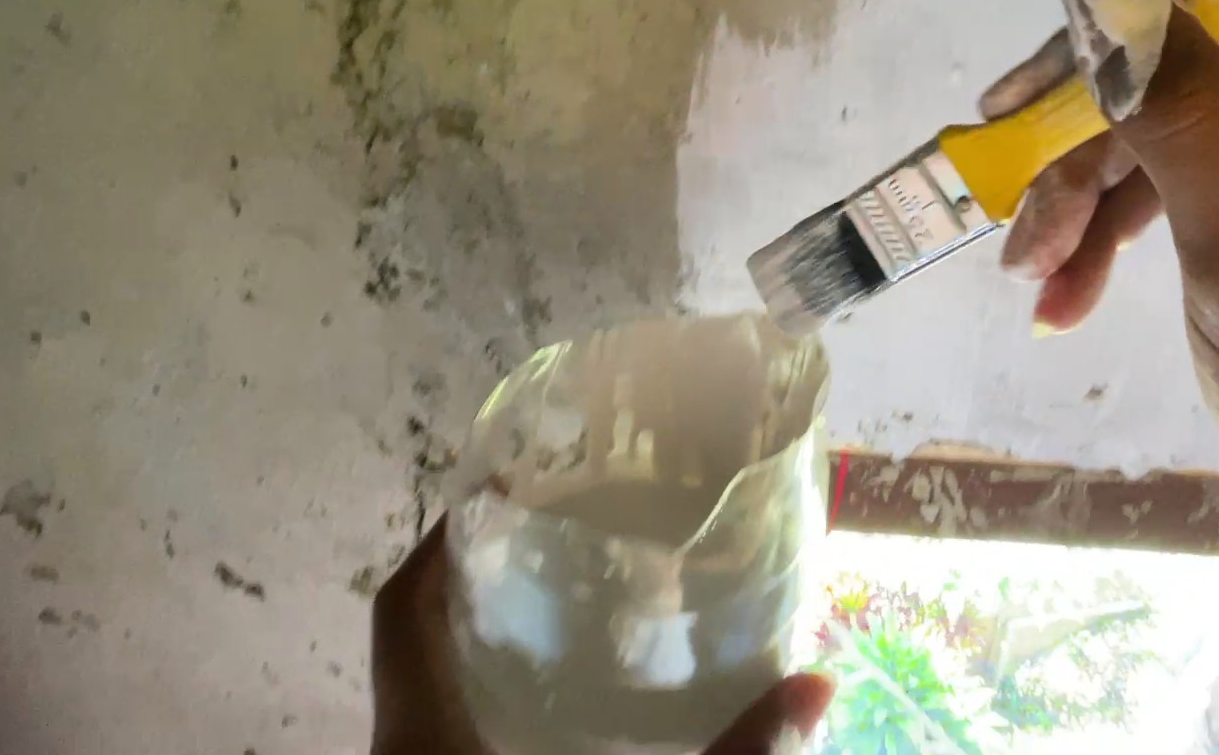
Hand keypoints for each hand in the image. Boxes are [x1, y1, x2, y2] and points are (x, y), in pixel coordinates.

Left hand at [371, 519, 834, 753]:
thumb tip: (820, 688)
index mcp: (421, 736)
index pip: (403, 606)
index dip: (442, 539)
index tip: (498, 489)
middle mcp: (399, 750)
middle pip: (413, 634)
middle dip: (470, 575)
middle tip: (549, 533)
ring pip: (424, 683)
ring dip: (473, 633)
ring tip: (554, 591)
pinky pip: (438, 722)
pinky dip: (479, 689)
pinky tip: (549, 695)